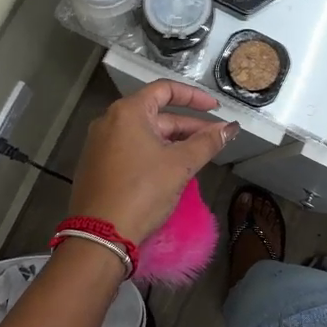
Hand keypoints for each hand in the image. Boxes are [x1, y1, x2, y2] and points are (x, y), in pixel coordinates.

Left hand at [70, 80, 237, 241]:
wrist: (99, 237)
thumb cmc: (142, 192)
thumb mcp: (180, 165)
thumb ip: (207, 142)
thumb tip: (230, 128)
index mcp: (127, 112)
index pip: (165, 89)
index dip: (194, 96)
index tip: (215, 108)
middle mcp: (109, 121)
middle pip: (156, 114)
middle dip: (187, 125)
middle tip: (214, 139)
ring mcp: (99, 144)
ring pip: (144, 133)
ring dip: (173, 141)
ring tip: (197, 155)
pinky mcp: (97, 165)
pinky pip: (131, 148)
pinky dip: (154, 152)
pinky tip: (171, 169)